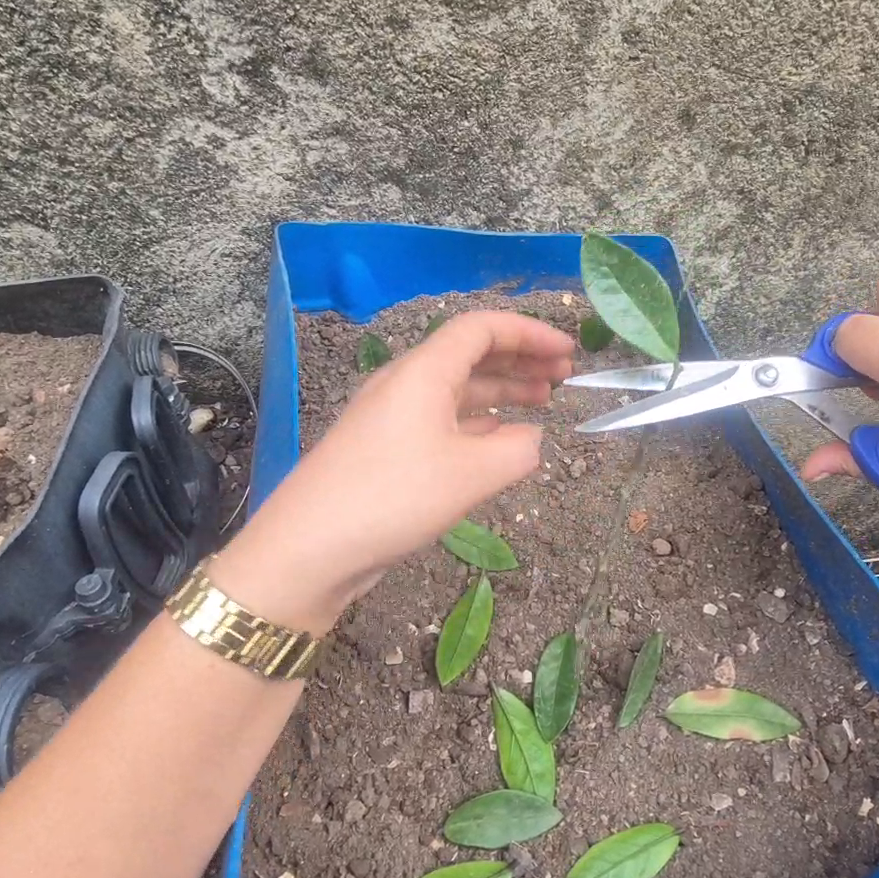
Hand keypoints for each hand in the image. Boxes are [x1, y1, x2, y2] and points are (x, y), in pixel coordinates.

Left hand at [217, 312, 572, 626]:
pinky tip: (501, 438)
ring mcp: (394, 417)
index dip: (530, 332)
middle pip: (470, 354)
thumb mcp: (472, 474)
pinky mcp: (387, 450)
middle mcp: (406, 384)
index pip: (482, 328)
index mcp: (424, 372)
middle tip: (564, 375)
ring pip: (458, 390)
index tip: (569, 350)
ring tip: (543, 401)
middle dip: (520, 359)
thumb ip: (519, 449)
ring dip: (502, 390)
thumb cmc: (393, 497)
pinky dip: (479, 422)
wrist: (309, 549)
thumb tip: (532, 436)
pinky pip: (443, 420)